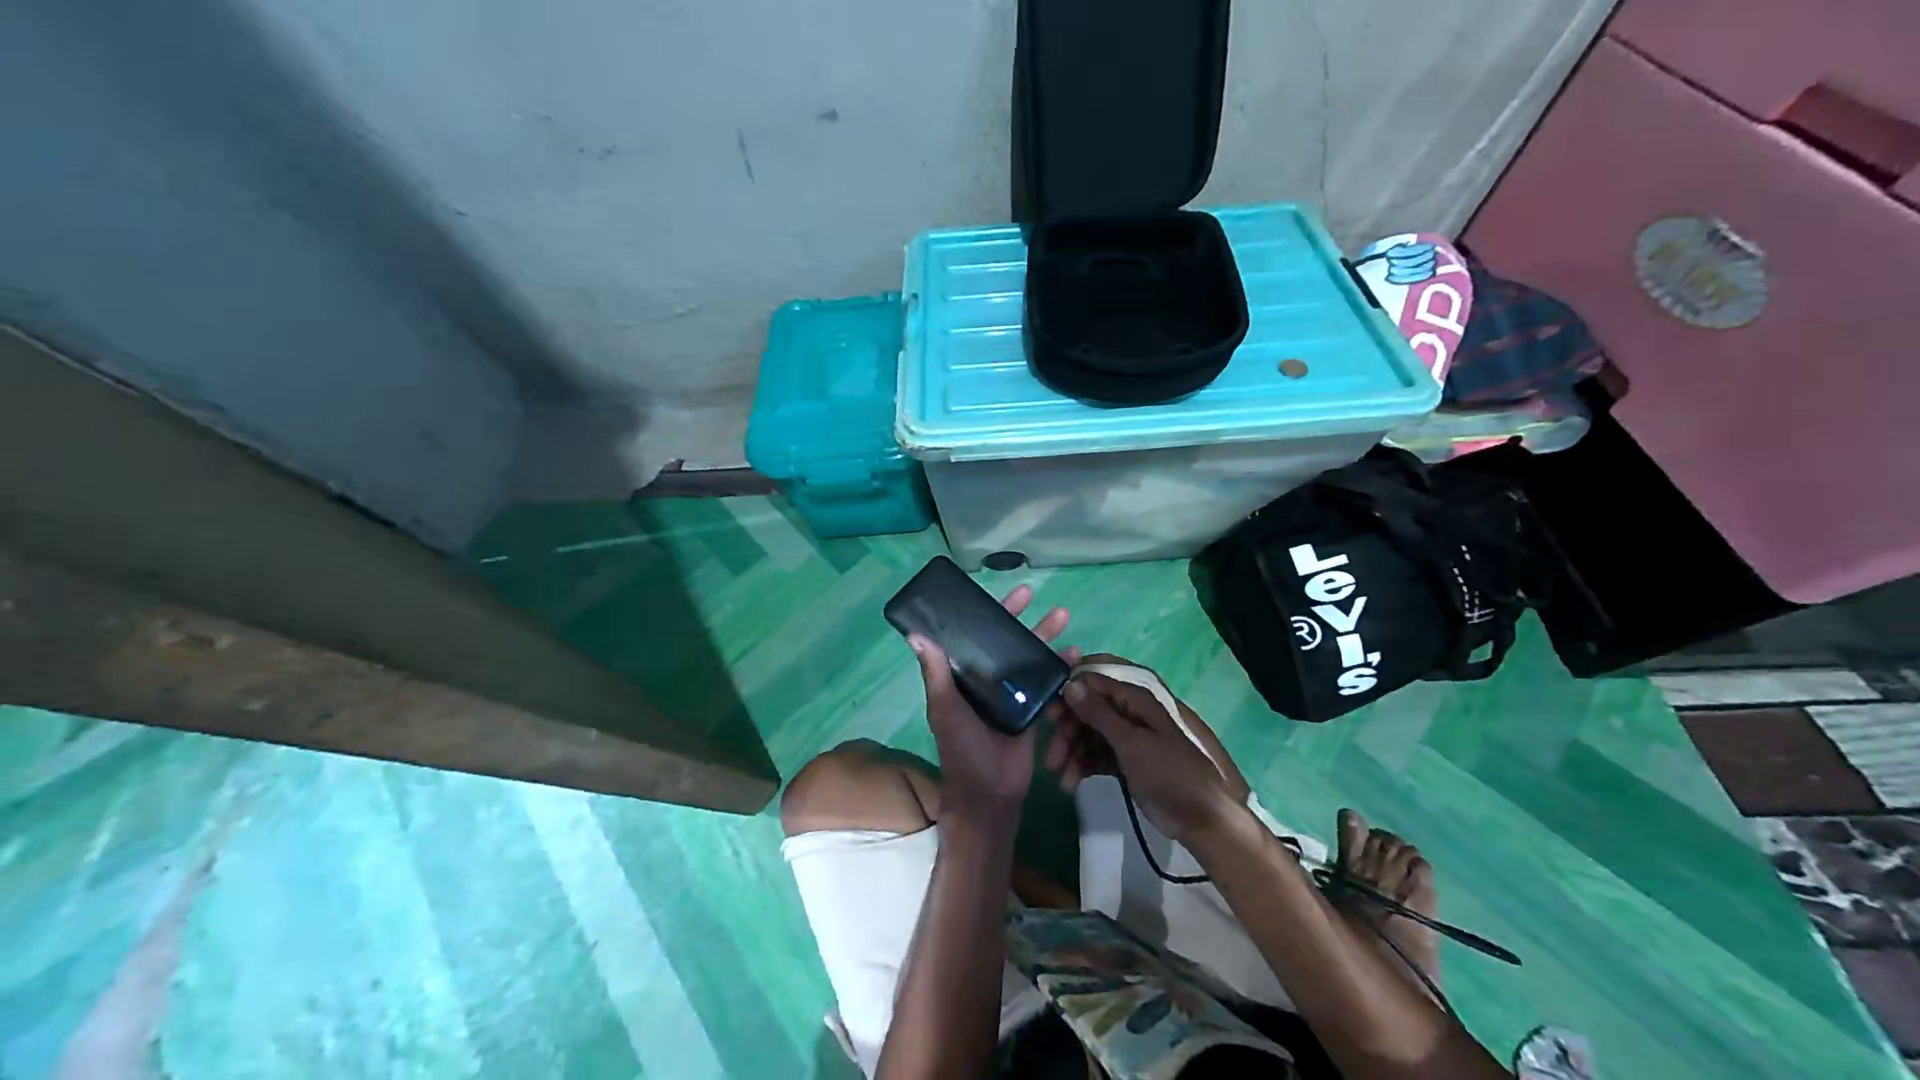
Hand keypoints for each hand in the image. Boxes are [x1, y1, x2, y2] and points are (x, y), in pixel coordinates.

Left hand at [906, 585, 1077, 823]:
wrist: (990, 793)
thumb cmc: (961, 748)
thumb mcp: (945, 708)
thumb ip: (935, 673)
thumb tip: (916, 634)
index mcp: (961, 676)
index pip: (973, 637)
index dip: (983, 614)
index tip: (986, 594)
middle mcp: (986, 679)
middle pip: (1004, 641)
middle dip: (1018, 617)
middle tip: (1032, 593)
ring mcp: (1011, 693)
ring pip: (1028, 656)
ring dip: (1044, 636)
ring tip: (1063, 615)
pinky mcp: (1032, 709)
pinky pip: (1046, 682)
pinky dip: (1059, 667)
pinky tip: (1074, 652)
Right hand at [1054, 656, 1249, 843]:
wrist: (1201, 818)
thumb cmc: (1169, 773)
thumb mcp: (1132, 743)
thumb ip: (1099, 713)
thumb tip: (1070, 684)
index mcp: (1136, 698)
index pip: (1093, 680)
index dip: (1069, 694)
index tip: (1048, 714)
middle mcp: (1129, 711)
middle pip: (1087, 709)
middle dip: (1067, 731)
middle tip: (1051, 758)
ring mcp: (1127, 736)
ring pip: (1088, 734)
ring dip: (1072, 753)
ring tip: (1061, 778)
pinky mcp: (1125, 759)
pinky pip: (1096, 754)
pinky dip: (1083, 766)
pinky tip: (1072, 783)